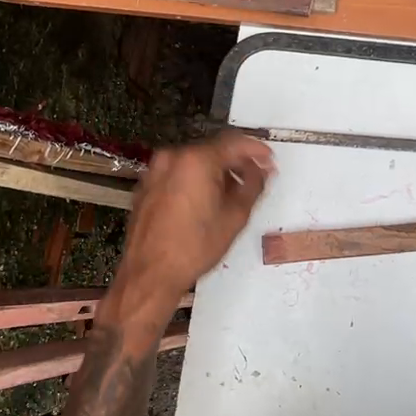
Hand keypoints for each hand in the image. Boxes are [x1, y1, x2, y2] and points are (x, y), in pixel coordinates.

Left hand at [116, 131, 274, 305]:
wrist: (150, 273)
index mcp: (197, 160)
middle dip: (236, 162)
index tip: (267, 159)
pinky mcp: (147, 186)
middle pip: (213, 150)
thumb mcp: (235, 216)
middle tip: (254, 176)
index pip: (234, 142)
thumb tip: (260, 172)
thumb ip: (253, 186)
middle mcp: (173, 158)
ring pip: (195, 162)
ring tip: (232, 192)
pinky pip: (178, 174)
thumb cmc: (191, 249)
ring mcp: (156, 171)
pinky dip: (195, 181)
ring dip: (215, 172)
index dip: (256, 150)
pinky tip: (207, 201)